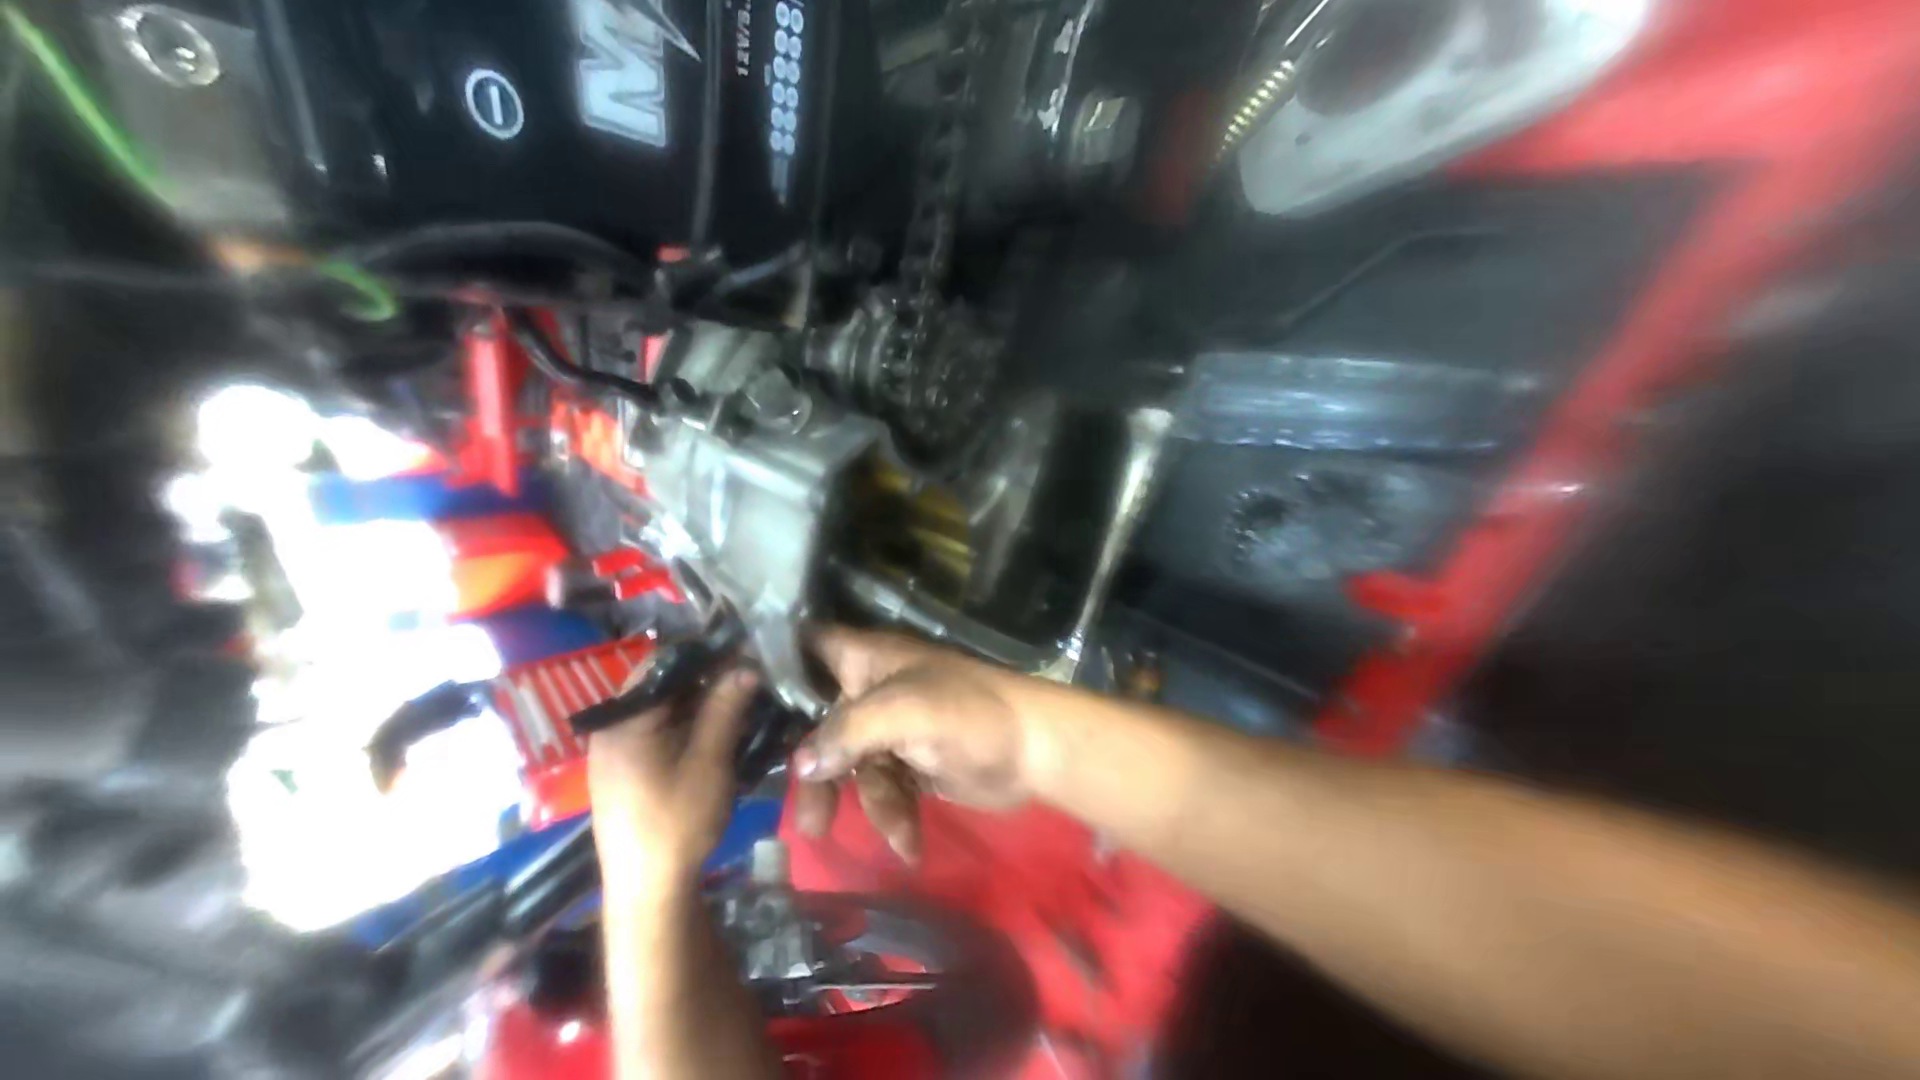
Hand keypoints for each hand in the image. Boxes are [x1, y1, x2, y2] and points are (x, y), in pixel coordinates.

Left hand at [588, 667, 757, 893]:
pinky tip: (717, 729)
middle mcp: (612, 729)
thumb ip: (725, 709)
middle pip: (661, 685)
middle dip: (704, 677)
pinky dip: (687, 723)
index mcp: (624, 721)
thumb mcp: (709, 762)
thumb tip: (746, 665)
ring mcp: (615, 751)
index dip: (702, 653)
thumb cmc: (677, 823)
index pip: (662, 664)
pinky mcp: (625, 769)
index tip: (740, 652)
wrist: (647, 891)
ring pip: (662, 708)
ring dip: (698, 701)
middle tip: (746, 676)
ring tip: (739, 699)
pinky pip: (657, 729)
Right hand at [792, 628, 1034, 863]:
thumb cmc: (969, 714)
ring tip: (895, 838)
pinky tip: (911, 844)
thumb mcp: (905, 713)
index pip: (811, 645)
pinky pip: (886, 790)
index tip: (740, 694)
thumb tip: (802, 763)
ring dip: (871, 806)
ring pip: (855, 767)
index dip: (777, 661)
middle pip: (825, 726)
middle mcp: (873, 690)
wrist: (1034, 749)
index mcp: (868, 660)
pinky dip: (896, 817)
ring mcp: (894, 729)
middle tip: (810, 821)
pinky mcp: (913, 764)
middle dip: (820, 773)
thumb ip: (849, 732)